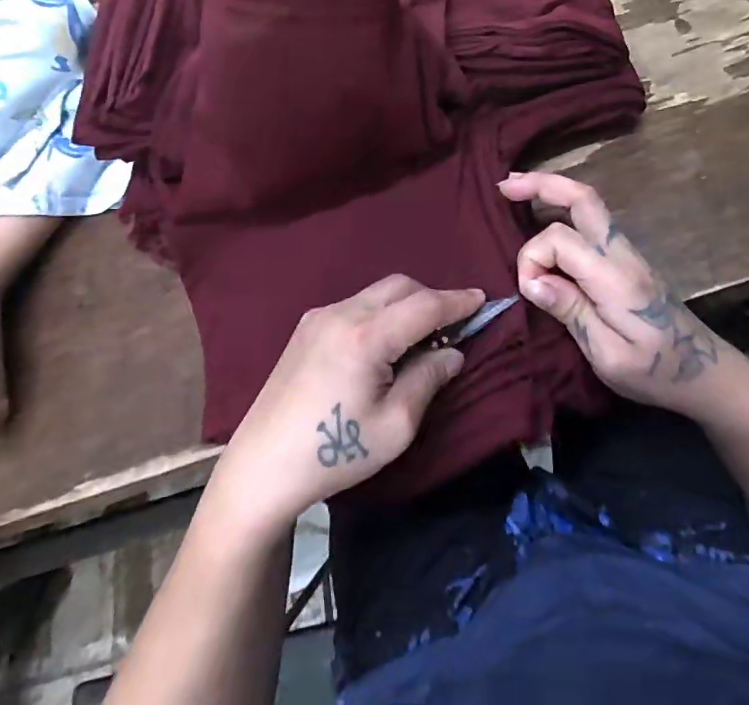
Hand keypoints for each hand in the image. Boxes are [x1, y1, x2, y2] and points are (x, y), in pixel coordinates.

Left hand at [209, 276, 479, 532]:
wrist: (264, 463)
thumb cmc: (335, 452)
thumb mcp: (395, 425)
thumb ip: (427, 379)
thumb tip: (452, 352)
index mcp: (365, 336)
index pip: (424, 305)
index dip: (458, 301)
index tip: (484, 299)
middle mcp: (341, 313)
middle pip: (398, 286)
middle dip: (431, 298)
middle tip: (455, 324)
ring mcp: (318, 317)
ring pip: (374, 293)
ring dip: (404, 305)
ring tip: (422, 337)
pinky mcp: (305, 328)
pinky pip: (354, 305)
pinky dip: (379, 313)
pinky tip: (385, 343)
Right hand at [501, 171, 740, 416]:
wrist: (707, 375)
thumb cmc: (657, 372)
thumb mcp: (609, 356)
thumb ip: (571, 312)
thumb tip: (531, 281)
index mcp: (615, 277)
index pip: (559, 240)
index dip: (531, 258)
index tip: (529, 292)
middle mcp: (621, 254)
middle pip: (583, 198)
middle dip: (542, 184)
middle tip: (504, 186)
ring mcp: (626, 254)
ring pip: (587, 204)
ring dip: (550, 191)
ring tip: (514, 191)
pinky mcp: (624, 261)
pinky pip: (590, 221)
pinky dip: (561, 208)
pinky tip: (541, 215)